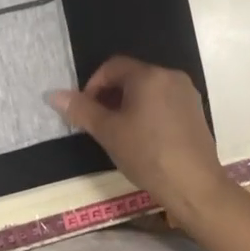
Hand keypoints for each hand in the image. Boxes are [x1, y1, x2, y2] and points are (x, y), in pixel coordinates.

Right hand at [48, 56, 232, 217]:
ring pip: (149, 90)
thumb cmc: (147, 155)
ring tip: (119, 132)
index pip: (113, 66)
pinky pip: (165, 102)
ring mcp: (187, 94)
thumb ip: (81, 110)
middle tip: (98, 123)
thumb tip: (53, 95)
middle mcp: (171, 76)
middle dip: (110, 95)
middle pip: (132, 76)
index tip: (84, 109)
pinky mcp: (196, 112)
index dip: (93, 84)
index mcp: (149, 76)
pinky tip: (143, 139)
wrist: (193, 185)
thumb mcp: (108, 133)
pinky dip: (148, 112)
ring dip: (129, 104)